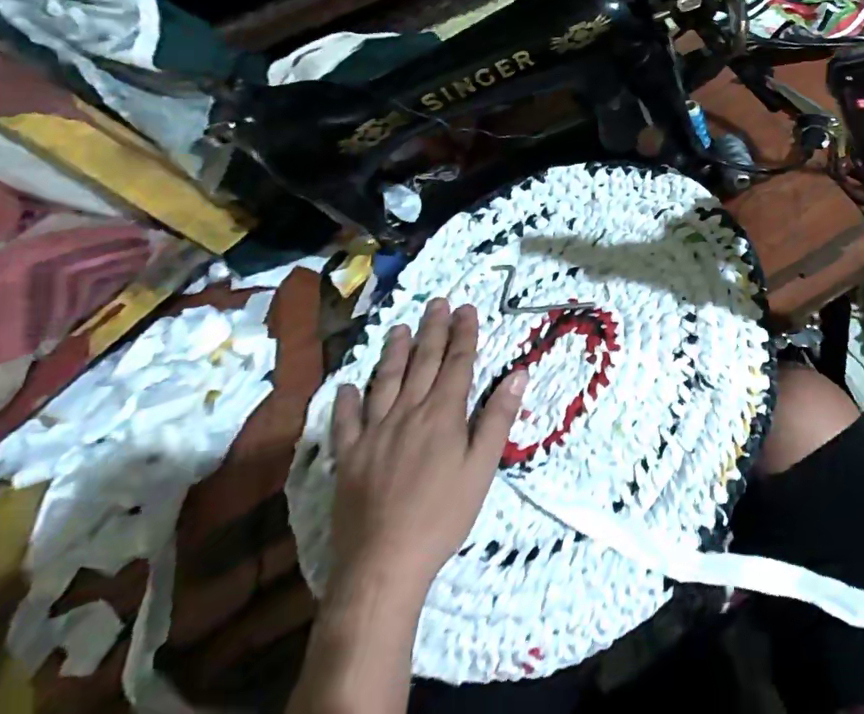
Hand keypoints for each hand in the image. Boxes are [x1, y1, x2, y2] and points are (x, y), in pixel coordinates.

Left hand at [328, 299, 525, 601]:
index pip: (457, 364)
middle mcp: (407, 414)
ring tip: (399, 327)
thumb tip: (518, 374)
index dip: (463, 334)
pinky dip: (347, 401)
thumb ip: (497, 418)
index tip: (467, 309)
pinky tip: (348, 386)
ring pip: (384, 382)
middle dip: (432, 331)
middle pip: (422, 364)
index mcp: (442, 415)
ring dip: (394, 353)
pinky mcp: (348, 457)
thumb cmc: (444, 514)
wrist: (384, 561)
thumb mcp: (482, 467)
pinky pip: (345, 422)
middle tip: (437, 303)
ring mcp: (373, 434)